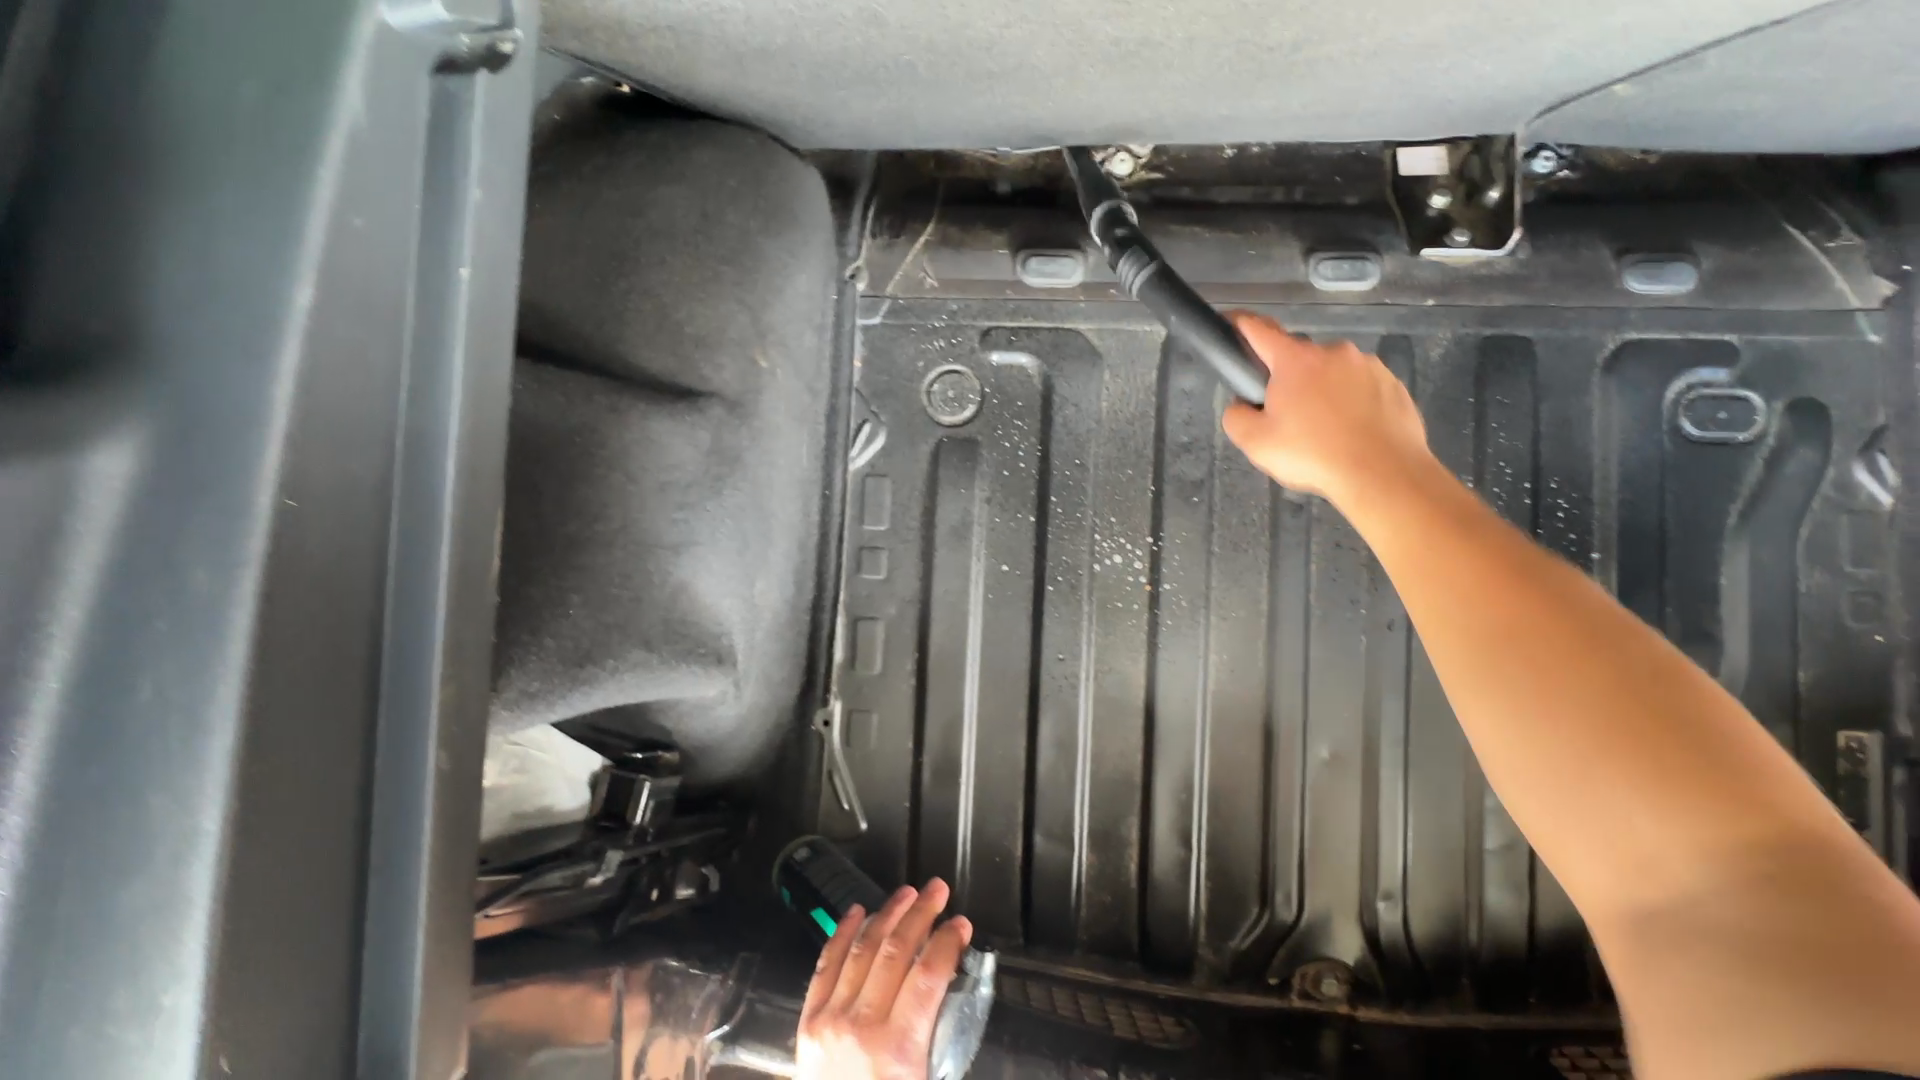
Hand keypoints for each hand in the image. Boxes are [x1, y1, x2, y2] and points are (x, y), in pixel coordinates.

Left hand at [796, 879, 972, 1079]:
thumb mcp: (929, 1078)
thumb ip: (942, 1040)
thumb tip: (955, 989)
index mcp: (899, 1049)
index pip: (929, 976)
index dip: (947, 943)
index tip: (962, 923)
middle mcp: (862, 1025)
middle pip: (896, 952)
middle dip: (921, 914)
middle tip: (939, 890)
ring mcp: (830, 1019)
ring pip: (862, 950)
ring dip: (887, 914)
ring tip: (907, 893)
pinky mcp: (808, 1021)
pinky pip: (826, 966)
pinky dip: (843, 934)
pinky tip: (858, 911)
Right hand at [1221, 312, 1432, 503]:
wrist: (1383, 473)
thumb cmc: (1313, 454)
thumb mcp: (1256, 443)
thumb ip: (1236, 417)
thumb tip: (1243, 405)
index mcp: (1295, 361)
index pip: (1259, 330)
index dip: (1240, 324)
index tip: (1230, 322)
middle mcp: (1333, 352)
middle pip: (1299, 359)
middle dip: (1288, 381)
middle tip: (1287, 418)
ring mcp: (1368, 365)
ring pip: (1332, 373)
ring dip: (1323, 392)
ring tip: (1325, 431)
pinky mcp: (1393, 383)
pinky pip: (1362, 388)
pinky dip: (1352, 403)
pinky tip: (1352, 432)